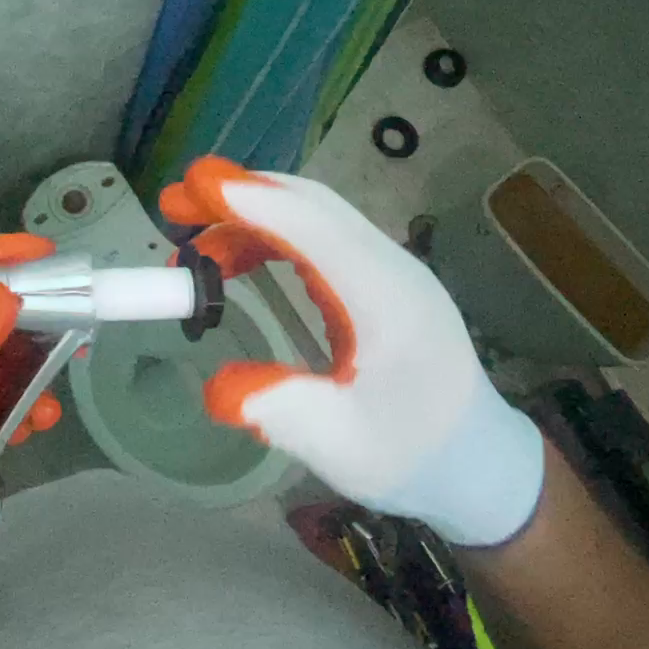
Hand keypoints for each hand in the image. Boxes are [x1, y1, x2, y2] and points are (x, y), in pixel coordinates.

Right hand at [160, 157, 542, 545]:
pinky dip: (268, 237)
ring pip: (311, 216)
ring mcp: (386, 269)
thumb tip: (214, 387)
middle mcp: (390, 267)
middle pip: (310, 204)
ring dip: (249, 217)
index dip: (252, 202)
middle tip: (173, 203)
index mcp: (386, 299)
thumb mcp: (342, 447)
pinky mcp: (376, 280)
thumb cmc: (412, 456)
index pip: (313, 227)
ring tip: (192, 247)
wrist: (475, 462)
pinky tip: (234, 263)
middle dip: (239, 194)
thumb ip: (280, 410)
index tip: (194, 186)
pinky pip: (317, 237)